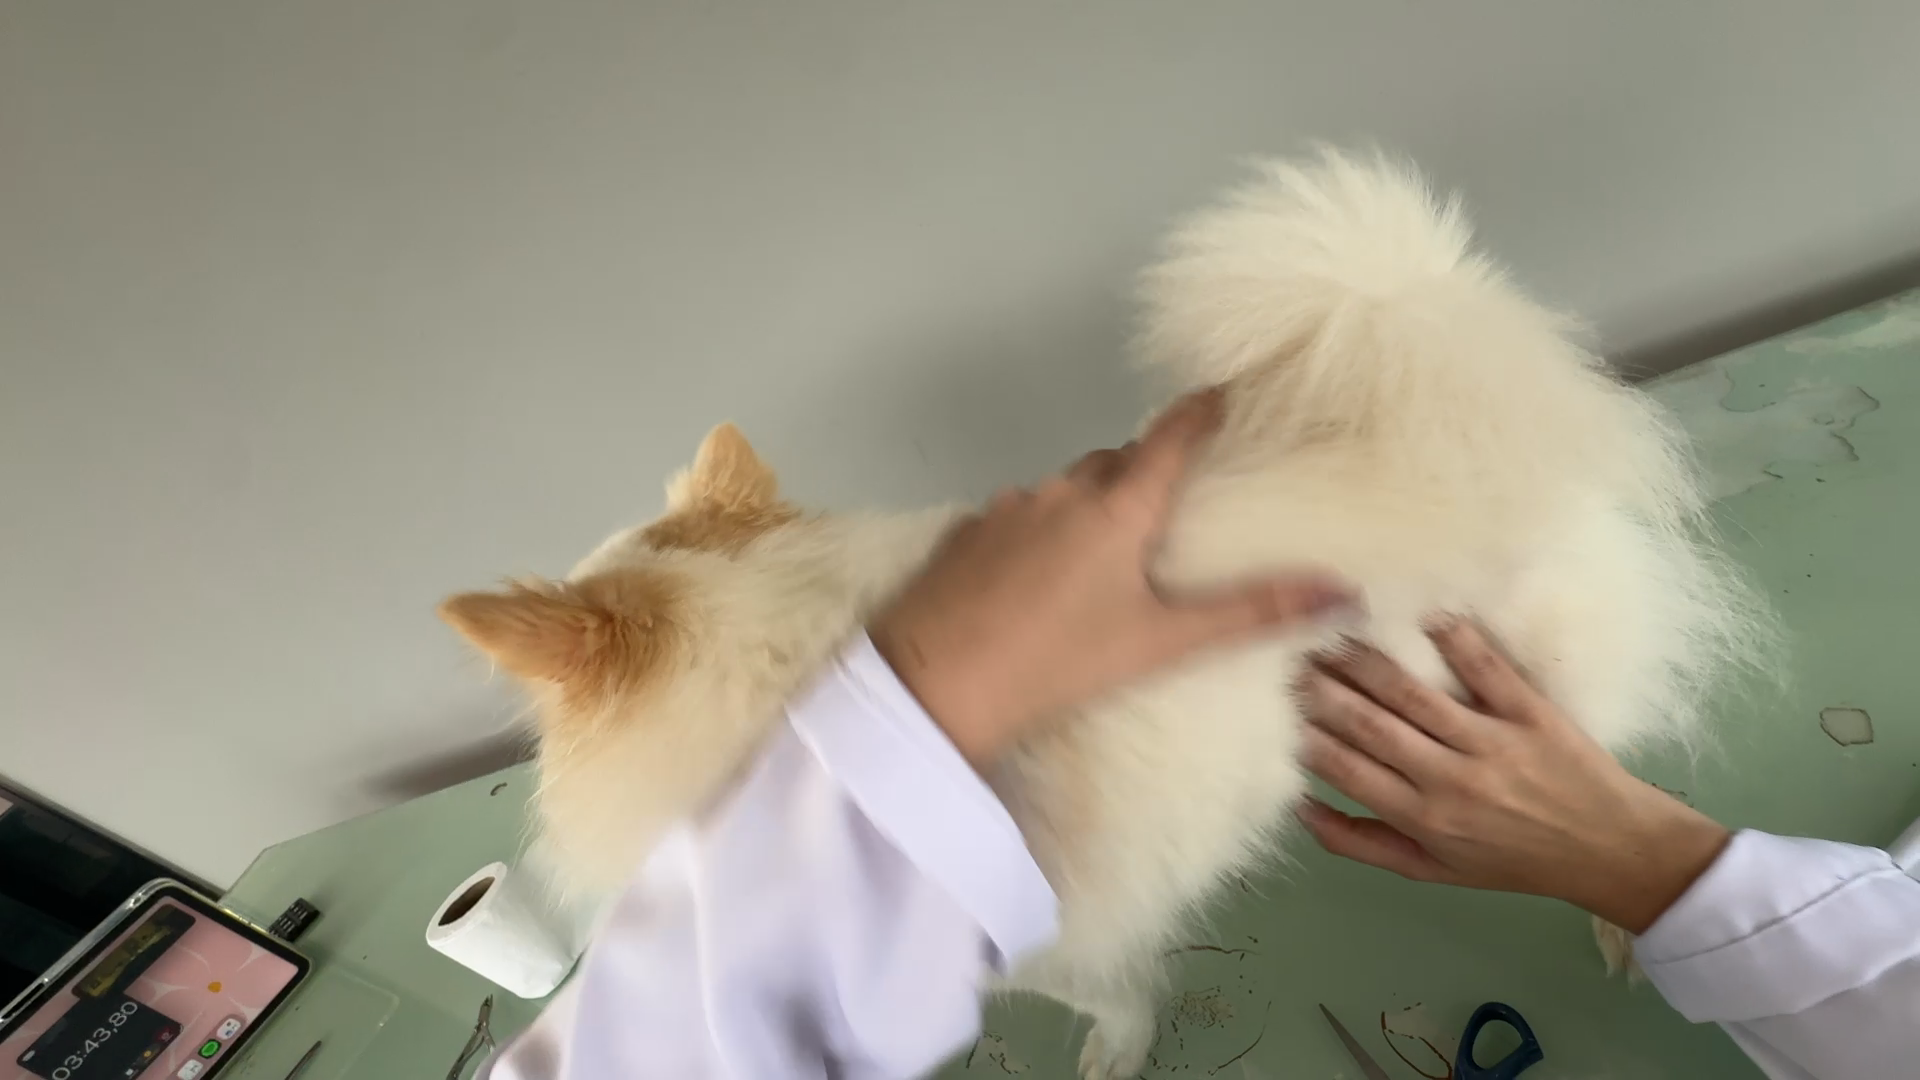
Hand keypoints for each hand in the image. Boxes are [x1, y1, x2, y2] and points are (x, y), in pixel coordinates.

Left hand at [870, 388, 1358, 766]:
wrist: (935, 684)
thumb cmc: (1059, 662)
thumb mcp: (1159, 641)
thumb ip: (1248, 612)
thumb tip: (1342, 589)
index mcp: (1116, 507)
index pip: (1171, 436)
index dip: (1202, 411)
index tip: (1224, 394)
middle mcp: (1060, 491)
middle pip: (1114, 462)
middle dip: (1141, 474)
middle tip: (1160, 517)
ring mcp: (1004, 506)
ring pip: (1061, 489)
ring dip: (1085, 505)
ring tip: (1094, 558)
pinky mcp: (965, 530)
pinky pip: (1015, 514)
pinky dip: (1035, 529)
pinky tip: (1030, 577)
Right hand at [1297, 620, 1729, 934]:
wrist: (1618, 855)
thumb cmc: (1509, 859)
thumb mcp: (1428, 871)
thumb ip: (1358, 842)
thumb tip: (1297, 804)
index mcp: (1423, 818)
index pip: (1344, 768)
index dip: (1303, 732)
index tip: (1273, 703)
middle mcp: (1451, 779)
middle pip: (1368, 724)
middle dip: (1319, 687)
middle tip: (1285, 656)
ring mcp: (1493, 742)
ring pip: (1411, 692)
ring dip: (1361, 658)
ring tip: (1326, 631)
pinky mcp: (1532, 712)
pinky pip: (1484, 666)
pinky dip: (1450, 635)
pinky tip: (1415, 608)